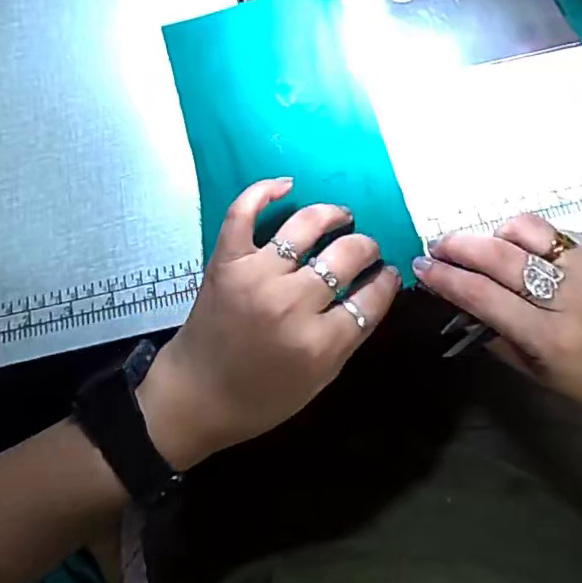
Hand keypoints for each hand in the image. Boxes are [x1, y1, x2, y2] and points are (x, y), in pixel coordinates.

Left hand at [136, 178, 399, 469]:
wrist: (194, 397)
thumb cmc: (262, 396)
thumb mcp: (321, 378)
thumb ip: (352, 333)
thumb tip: (379, 285)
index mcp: (318, 343)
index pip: (371, 295)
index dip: (387, 279)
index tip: (388, 271)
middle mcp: (290, 304)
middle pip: (347, 255)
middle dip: (368, 247)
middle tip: (366, 249)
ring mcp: (256, 276)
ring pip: (307, 225)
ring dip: (333, 214)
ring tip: (342, 216)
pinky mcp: (226, 261)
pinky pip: (244, 213)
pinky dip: (264, 191)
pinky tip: (287, 185)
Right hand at [413, 216, 581, 447]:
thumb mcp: (530, 367)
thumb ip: (489, 327)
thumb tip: (452, 291)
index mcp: (550, 336)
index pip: (484, 295)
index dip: (446, 277)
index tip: (422, 266)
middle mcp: (571, 295)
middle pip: (501, 254)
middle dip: (461, 245)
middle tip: (439, 246)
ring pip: (527, 228)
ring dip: (497, 235)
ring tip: (486, 249)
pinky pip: (553, 233)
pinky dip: (529, 240)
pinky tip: (524, 255)